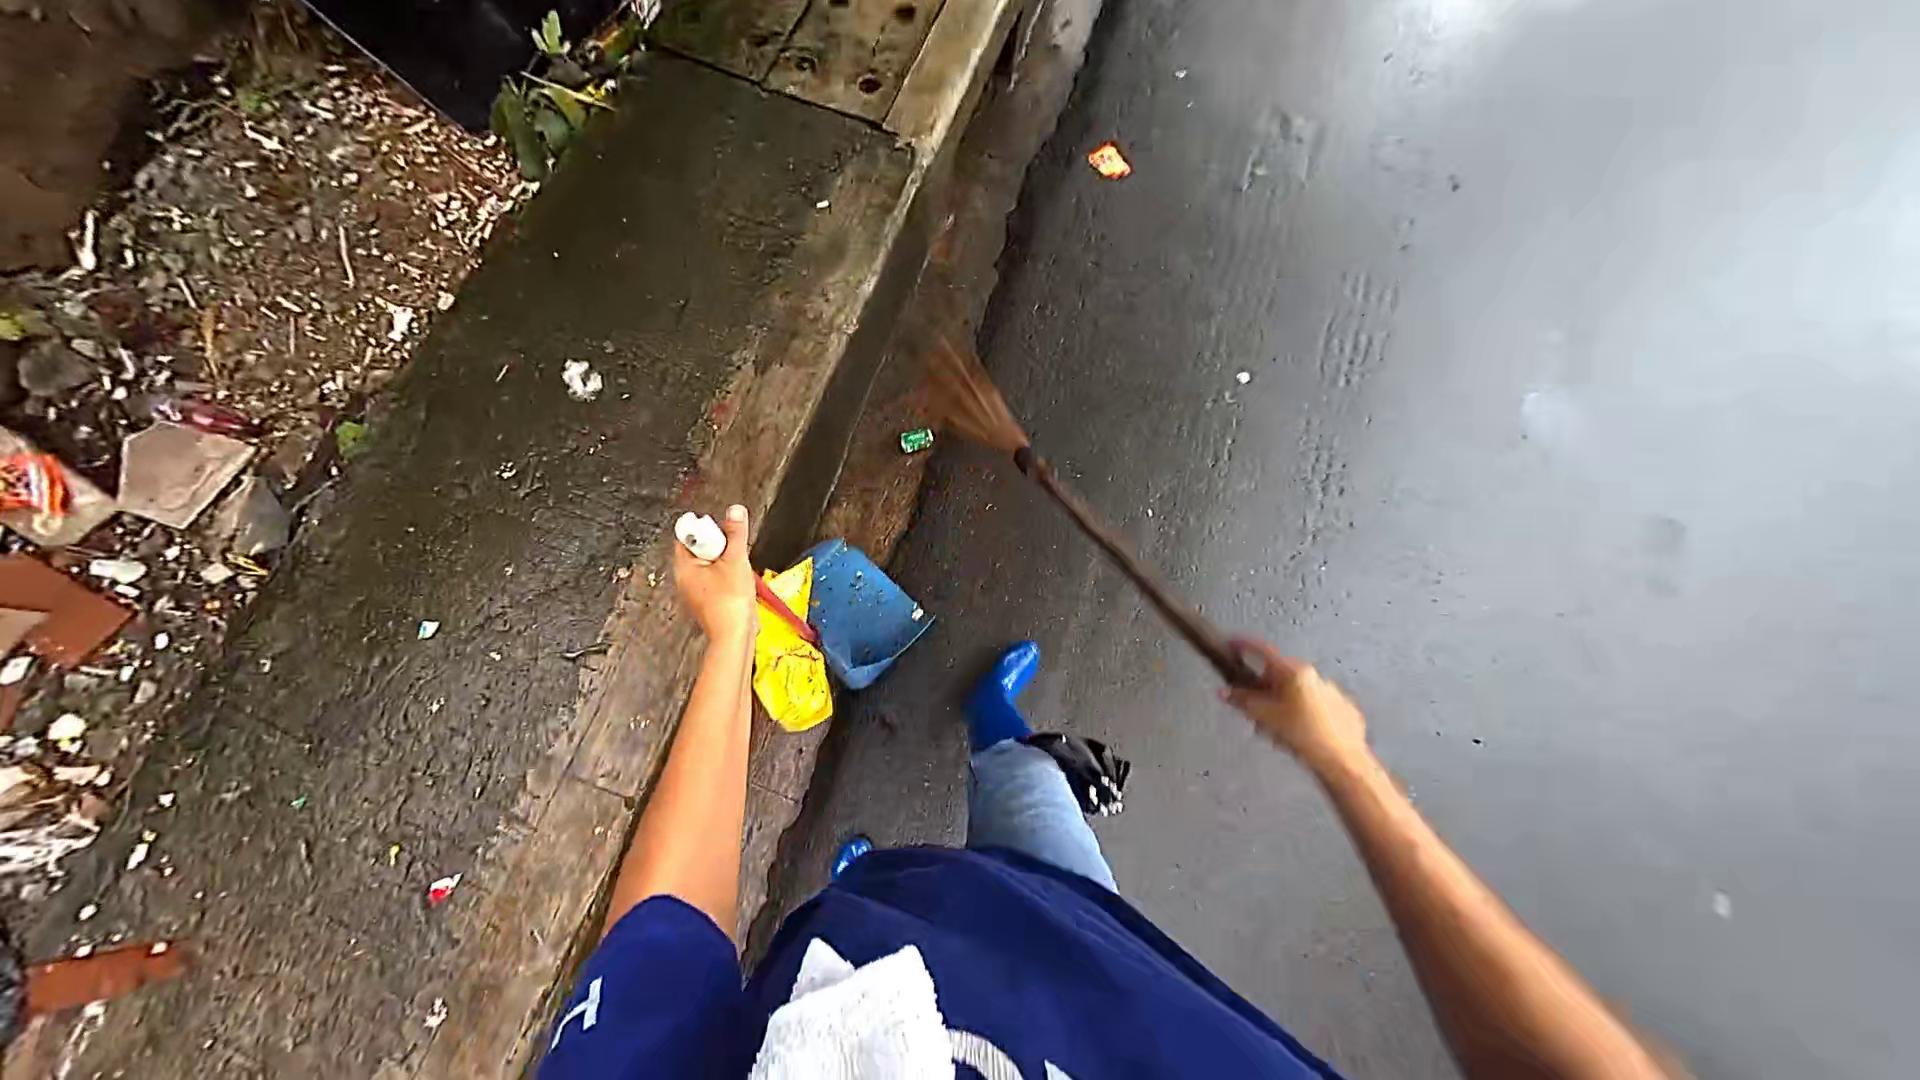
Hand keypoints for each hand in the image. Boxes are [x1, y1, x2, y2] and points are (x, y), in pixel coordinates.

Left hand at [672, 504, 757, 641]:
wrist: (735, 635)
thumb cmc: (729, 604)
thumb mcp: (736, 560)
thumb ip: (736, 533)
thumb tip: (735, 511)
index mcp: (684, 567)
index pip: (688, 535)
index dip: (707, 529)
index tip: (722, 532)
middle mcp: (686, 578)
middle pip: (701, 548)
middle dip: (721, 545)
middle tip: (733, 552)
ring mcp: (698, 589)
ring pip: (712, 563)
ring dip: (728, 561)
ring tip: (738, 570)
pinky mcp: (710, 598)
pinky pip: (718, 577)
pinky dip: (729, 575)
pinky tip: (739, 581)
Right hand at [1219, 638, 1367, 769]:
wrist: (1342, 762)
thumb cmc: (1303, 736)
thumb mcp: (1263, 716)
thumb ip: (1241, 700)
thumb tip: (1225, 692)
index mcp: (1294, 672)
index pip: (1262, 651)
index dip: (1244, 645)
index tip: (1233, 643)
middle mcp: (1315, 676)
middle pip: (1280, 674)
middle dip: (1265, 687)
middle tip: (1256, 706)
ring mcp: (1332, 692)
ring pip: (1299, 691)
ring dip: (1285, 702)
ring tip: (1280, 727)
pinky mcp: (1344, 710)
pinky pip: (1317, 705)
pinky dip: (1306, 713)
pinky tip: (1302, 732)